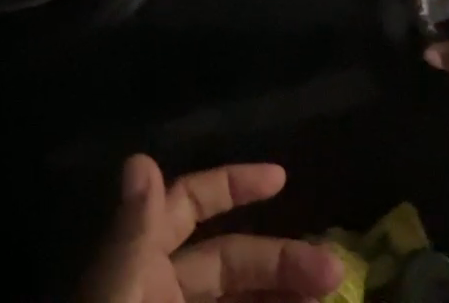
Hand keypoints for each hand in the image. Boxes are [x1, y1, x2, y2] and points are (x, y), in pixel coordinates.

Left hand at [77, 154, 343, 302]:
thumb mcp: (114, 296)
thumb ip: (130, 235)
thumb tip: (138, 159)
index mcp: (141, 264)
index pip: (189, 206)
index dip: (232, 186)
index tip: (281, 179)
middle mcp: (163, 293)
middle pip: (231, 261)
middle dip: (283, 260)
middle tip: (334, 273)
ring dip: (287, 298)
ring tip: (332, 298)